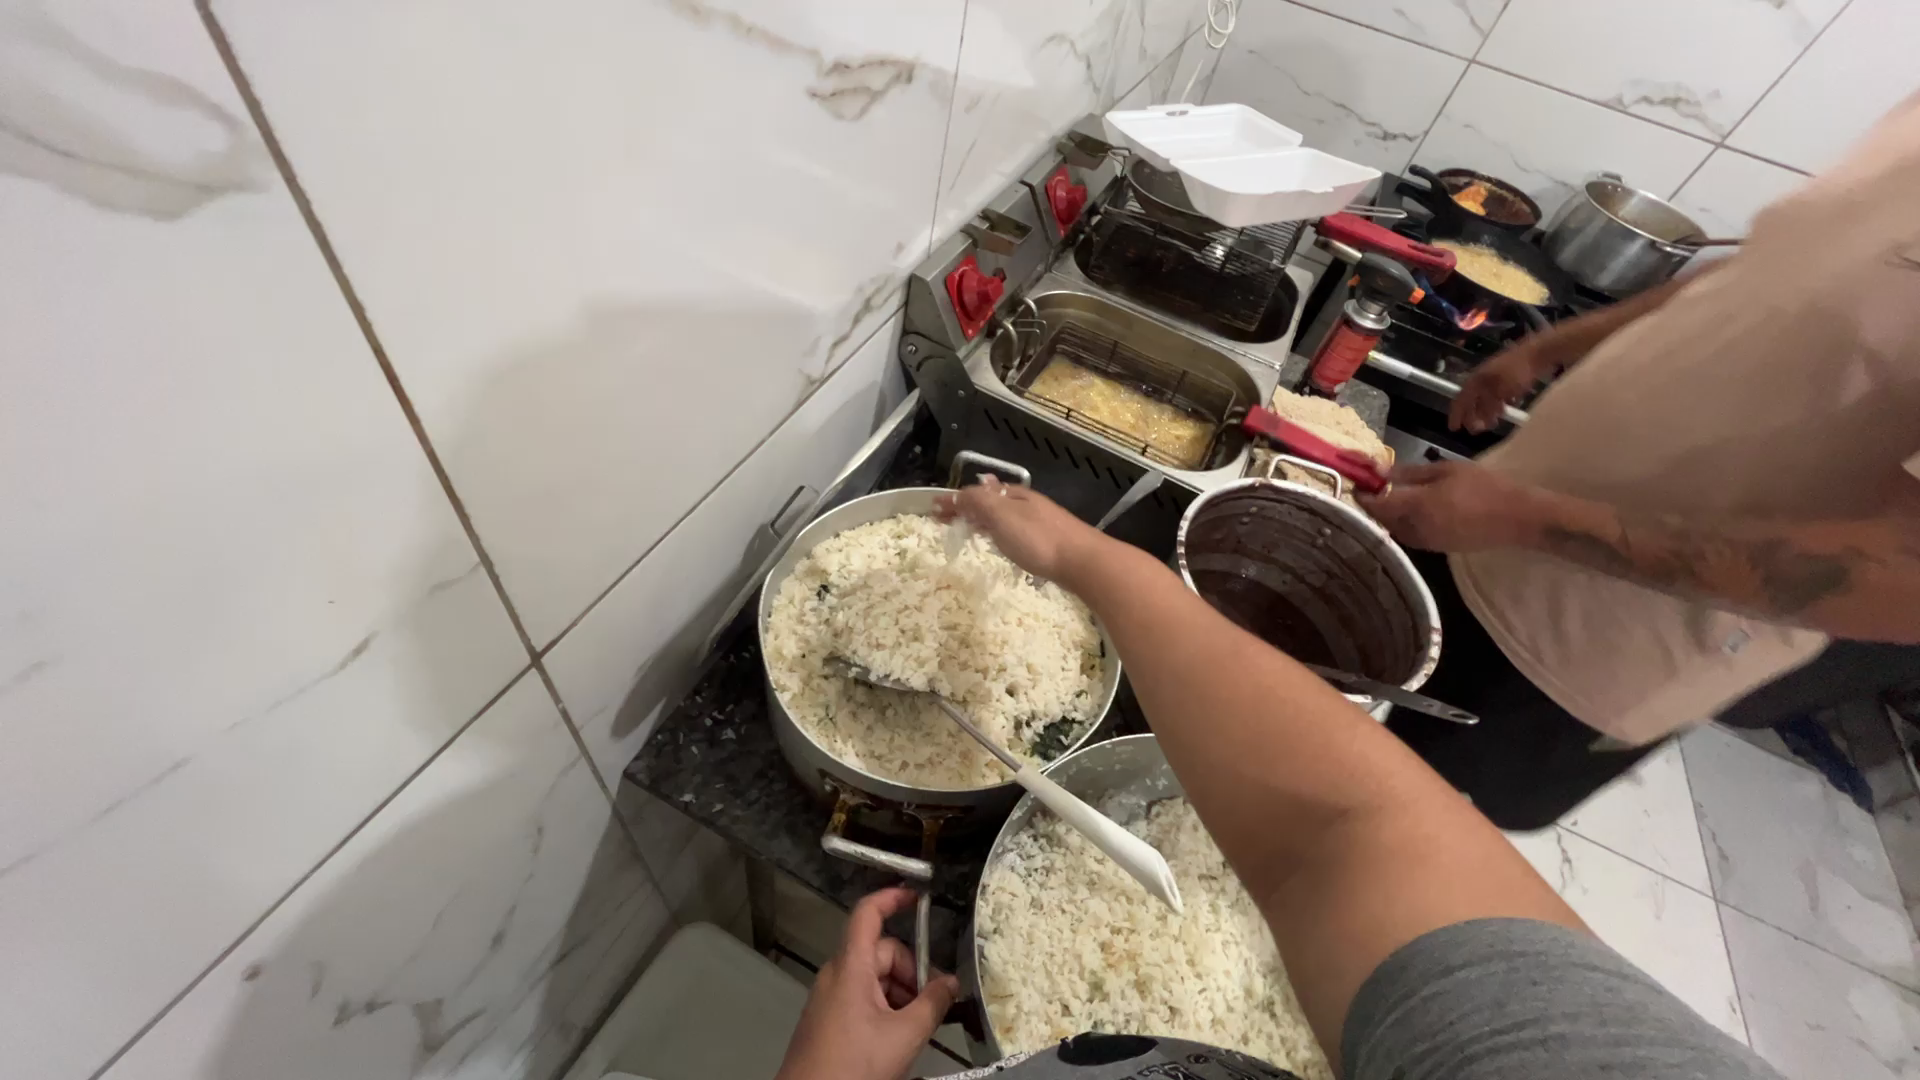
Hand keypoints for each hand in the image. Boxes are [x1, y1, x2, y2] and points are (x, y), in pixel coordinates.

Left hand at [775, 888, 961, 1079]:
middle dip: (911, 972)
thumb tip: (952, 983)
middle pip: (881, 952)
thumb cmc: (853, 1067)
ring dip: (900, 995)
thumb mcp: (903, 1037)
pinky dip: (885, 1009)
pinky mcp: (827, 1020)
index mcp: (851, 965)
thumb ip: (932, 1005)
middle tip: (934, 1004)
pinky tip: (898, 1039)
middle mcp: (837, 973)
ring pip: (874, 979)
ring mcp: (830, 997)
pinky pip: (862, 998)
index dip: (893, 897)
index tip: (918, 896)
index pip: (868, 912)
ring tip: (918, 1028)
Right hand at [934, 475, 1104, 584]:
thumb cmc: (1038, 539)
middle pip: (989, 500)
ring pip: (1003, 514)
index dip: (953, 500)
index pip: (975, 492)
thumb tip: (954, 495)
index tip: (933, 510)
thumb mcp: (1002, 516)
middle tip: (946, 519)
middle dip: (966, 507)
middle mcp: (1025, 503)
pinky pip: (1014, 528)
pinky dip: (998, 530)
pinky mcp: (1047, 540)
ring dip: (982, 517)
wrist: (1082, 561)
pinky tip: (1001, 540)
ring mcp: (1038, 521)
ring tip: (969, 526)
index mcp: (1012, 495)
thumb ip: (978, 502)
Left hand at [1357, 462, 1556, 552]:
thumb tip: (1380, 471)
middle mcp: (1414, 528)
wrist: (1521, 519)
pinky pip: (1409, 535)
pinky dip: (1404, 523)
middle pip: (1381, 518)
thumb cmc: (1486, 487)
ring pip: (1394, 528)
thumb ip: (1410, 473)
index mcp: (1414, 507)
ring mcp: (1424, 542)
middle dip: (1374, 504)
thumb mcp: (1447, 471)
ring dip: (1389, 514)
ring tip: (1396, 496)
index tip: (1359, 482)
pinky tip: (1414, 511)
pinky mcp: (1436, 550)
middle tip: (1377, 486)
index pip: (1374, 504)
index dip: (1362, 494)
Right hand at [1449, 340, 1554, 433]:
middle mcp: (1481, 380)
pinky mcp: (1510, 377)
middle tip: (1476, 430)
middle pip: (1472, 401)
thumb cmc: (1516, 371)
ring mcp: (1496, 378)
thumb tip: (1482, 420)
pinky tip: (1507, 409)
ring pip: (1487, 398)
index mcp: (1474, 381)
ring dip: (1487, 412)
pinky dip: (1500, 404)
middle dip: (1472, 416)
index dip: (1456, 416)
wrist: (1540, 352)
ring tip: (1492, 424)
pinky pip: (1500, 394)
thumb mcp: (1500, 391)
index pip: (1459, 401)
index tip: (1454, 429)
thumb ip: (1488, 406)